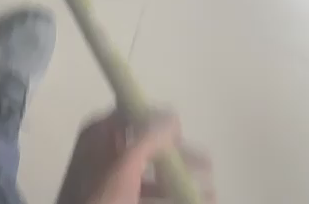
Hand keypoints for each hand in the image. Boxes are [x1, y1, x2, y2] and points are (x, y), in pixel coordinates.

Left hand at [56, 111, 215, 203]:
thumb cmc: (98, 200)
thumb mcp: (124, 167)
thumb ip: (147, 138)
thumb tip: (172, 114)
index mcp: (101, 135)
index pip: (132, 112)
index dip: (157, 119)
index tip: (181, 132)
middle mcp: (108, 154)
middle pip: (150, 146)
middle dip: (179, 157)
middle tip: (206, 166)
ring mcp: (116, 182)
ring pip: (155, 176)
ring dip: (181, 182)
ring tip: (210, 194)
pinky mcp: (122, 202)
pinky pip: (151, 197)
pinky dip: (172, 198)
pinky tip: (196, 201)